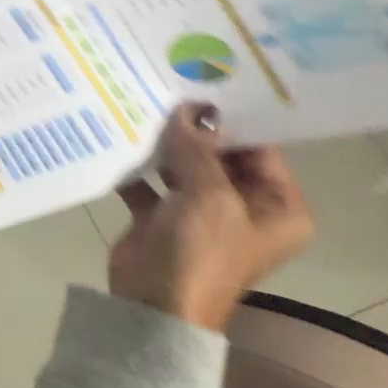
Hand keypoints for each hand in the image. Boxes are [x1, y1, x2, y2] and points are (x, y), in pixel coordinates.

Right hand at [108, 103, 314, 330]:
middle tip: (157, 90)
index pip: (260, 150)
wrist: (156, 301)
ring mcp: (200, 212)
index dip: (231, 121)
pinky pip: (148, 182)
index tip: (197, 87)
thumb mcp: (207, 196)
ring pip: (180, 166)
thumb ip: (198, 150)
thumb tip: (191, 108)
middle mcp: (244, 207)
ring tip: (129, 108)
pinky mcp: (160, 217)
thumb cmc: (200, 251)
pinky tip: (110, 141)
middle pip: (217, 156)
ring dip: (157, 146)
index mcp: (278, 207)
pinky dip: (131, 166)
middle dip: (188, 130)